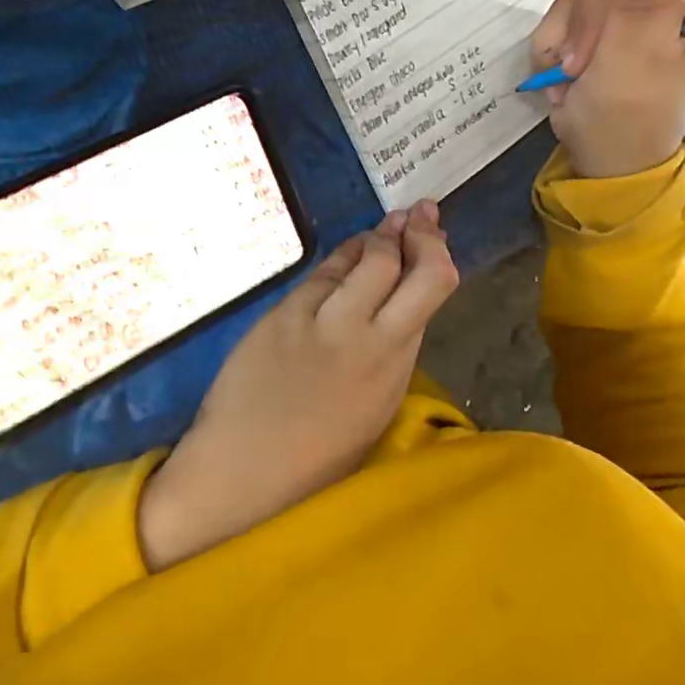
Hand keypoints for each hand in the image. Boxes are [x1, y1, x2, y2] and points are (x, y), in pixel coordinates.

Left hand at [137, 201, 458, 569]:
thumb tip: (400, 309)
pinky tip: (348, 250)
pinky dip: (341, 257)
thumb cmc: (312, 455)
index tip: (434, 237)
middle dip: (421, 236)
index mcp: (395, 371)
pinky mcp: (283, 317)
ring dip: (381, 237)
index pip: (431, 295)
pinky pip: (321, 275)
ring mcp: (324, 325)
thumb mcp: (372, 413)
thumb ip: (391, 359)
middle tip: (421, 216)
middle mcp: (368, 342)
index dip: (436, 257)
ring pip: (367, 262)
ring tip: (388, 227)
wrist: (247, 467)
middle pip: (412, 269)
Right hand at [529, 0, 684, 178]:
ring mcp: (638, 11)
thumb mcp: (636, 59)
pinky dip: (554, 45)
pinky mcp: (605, 26)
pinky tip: (563, 73)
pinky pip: (564, 14)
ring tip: (573, 77)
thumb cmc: (627, 119)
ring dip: (565, 38)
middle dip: (585, 22)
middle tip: (582, 66)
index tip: (598, 44)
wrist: (600, 162)